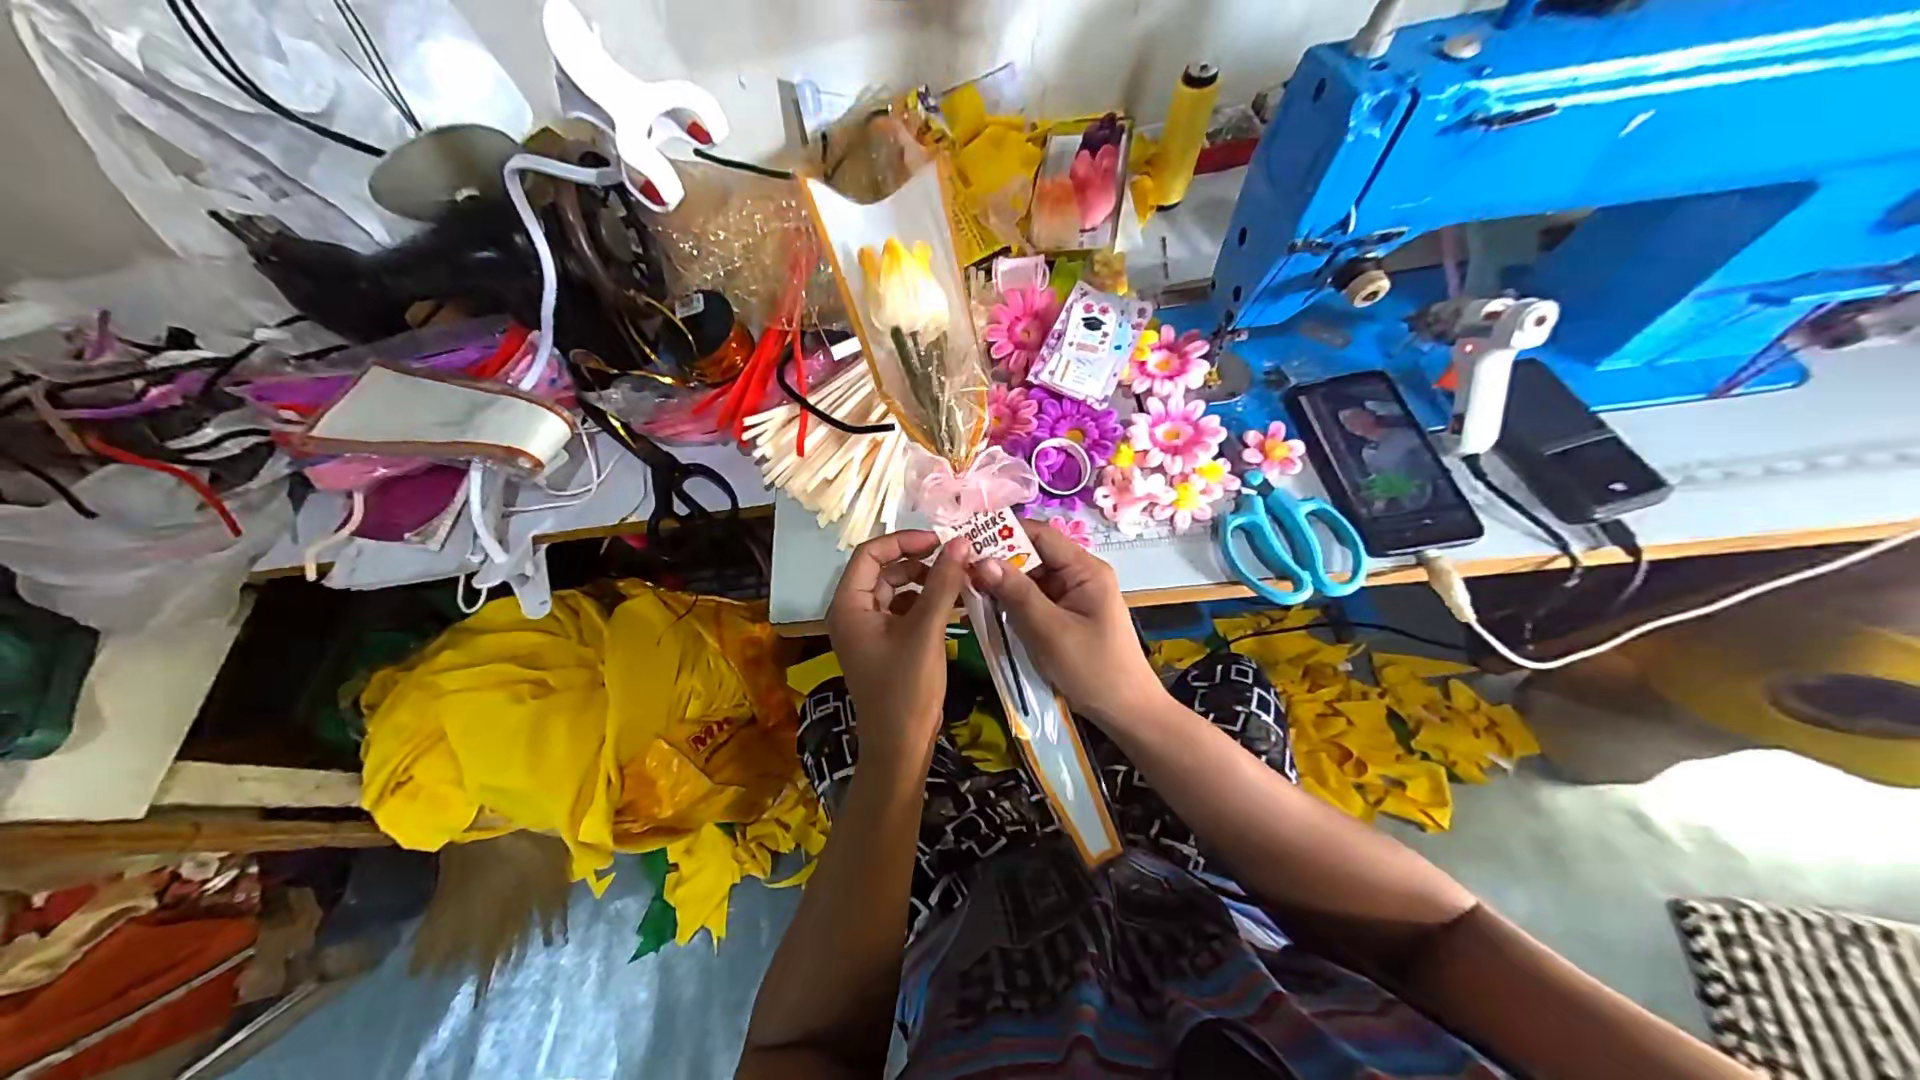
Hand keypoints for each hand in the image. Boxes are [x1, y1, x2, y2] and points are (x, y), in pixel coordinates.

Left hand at [825, 530, 968, 772]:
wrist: (900, 745)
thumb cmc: (906, 687)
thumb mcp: (926, 630)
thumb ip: (942, 583)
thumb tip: (961, 543)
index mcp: (849, 605)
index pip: (870, 553)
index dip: (904, 541)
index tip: (940, 541)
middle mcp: (852, 612)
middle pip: (883, 570)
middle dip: (918, 561)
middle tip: (955, 559)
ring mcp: (866, 630)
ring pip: (895, 590)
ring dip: (924, 582)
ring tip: (958, 580)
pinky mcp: (882, 644)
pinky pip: (902, 611)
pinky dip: (924, 603)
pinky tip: (952, 605)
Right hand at [966, 520, 1167, 726]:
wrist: (1126, 712)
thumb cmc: (1093, 669)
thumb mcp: (1050, 631)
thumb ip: (1016, 593)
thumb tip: (981, 559)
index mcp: (1084, 569)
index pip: (1039, 535)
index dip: (1003, 532)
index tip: (966, 539)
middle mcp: (1079, 575)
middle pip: (1032, 555)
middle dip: (997, 561)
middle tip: (958, 569)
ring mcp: (1072, 596)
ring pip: (1029, 579)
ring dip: (1001, 585)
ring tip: (965, 589)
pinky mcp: (1065, 616)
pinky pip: (1033, 600)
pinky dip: (1011, 604)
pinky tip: (986, 610)